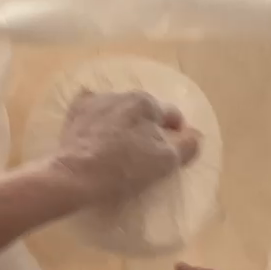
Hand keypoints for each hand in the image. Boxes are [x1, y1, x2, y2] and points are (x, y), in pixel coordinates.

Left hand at [48, 91, 200, 206]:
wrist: (75, 175)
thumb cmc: (124, 168)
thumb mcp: (164, 162)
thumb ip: (186, 146)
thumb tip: (196, 135)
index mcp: (147, 103)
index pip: (172, 117)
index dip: (175, 135)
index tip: (169, 153)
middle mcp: (122, 94)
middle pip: (144, 112)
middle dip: (148, 127)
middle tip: (144, 152)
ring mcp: (96, 101)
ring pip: (119, 110)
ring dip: (123, 123)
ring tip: (118, 147)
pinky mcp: (75, 112)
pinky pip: (93, 111)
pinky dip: (97, 120)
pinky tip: (96, 134)